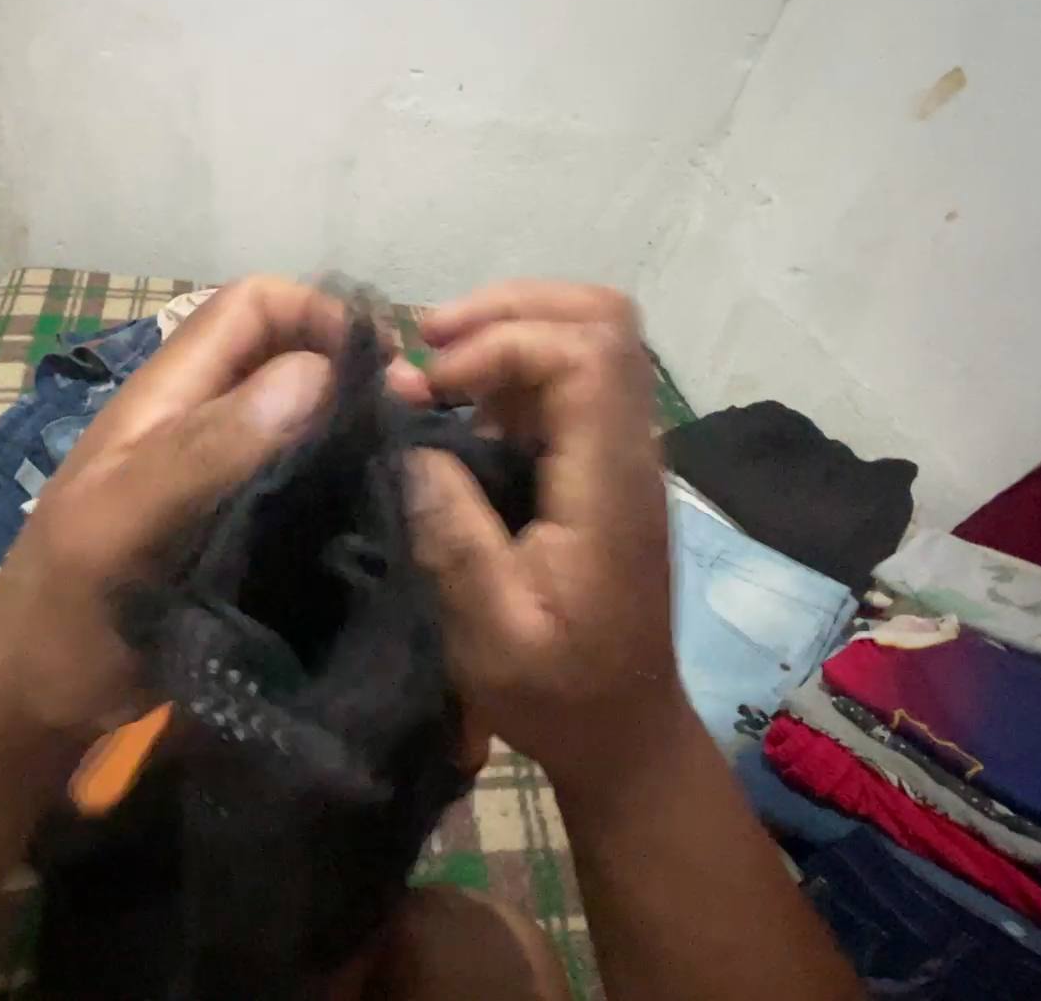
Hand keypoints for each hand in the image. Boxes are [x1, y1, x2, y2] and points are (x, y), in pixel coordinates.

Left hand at [0, 277, 420, 737]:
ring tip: (410, 465)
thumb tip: (312, 377)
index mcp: (167, 398)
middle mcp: (202, 423)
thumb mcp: (120, 522)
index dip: (320, 315)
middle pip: (288, 358)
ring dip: (355, 428)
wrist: (41, 696)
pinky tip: (379, 510)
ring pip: (303, 420)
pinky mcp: (242, 528)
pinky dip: (344, 482)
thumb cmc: (65, 612)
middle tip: (416, 425)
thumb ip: (201, 450)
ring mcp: (224, 478)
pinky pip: (304, 482)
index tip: (383, 371)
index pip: (252, 308)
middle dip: (353, 373)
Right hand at [406, 281, 679, 792]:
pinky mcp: (598, 468)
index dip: (501, 346)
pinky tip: (458, 411)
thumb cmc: (557, 692)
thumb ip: (451, 533)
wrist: (621, 730)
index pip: (585, 355)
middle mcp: (628, 451)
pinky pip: (564, 385)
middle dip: (509, 309)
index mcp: (609, 484)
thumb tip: (413, 444)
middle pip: (602, 320)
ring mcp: (618, 455)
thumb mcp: (488, 629)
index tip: (428, 392)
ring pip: (586, 340)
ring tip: (433, 370)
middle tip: (428, 342)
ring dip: (504, 333)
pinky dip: (505, 374)